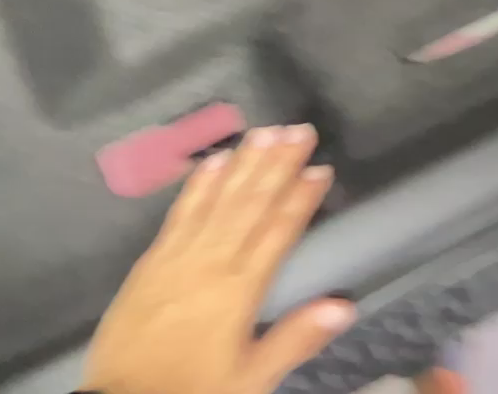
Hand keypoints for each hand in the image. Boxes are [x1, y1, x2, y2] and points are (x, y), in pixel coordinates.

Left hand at [83, 125, 354, 393]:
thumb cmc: (193, 391)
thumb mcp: (250, 379)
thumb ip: (295, 338)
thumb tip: (344, 305)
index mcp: (240, 288)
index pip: (278, 230)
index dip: (301, 197)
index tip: (321, 167)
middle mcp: (213, 259)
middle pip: (252, 202)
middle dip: (278, 164)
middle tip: (300, 129)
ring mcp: (180, 252)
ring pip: (219, 196)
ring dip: (244, 162)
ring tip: (266, 130)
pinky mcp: (153, 256)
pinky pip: (182, 208)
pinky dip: (200, 182)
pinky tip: (215, 159)